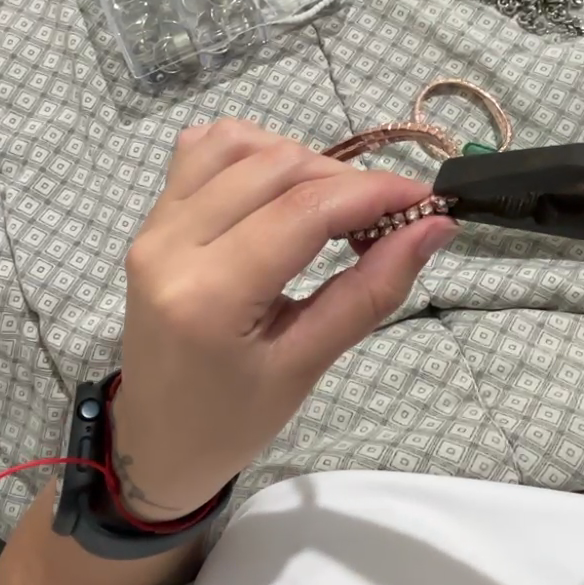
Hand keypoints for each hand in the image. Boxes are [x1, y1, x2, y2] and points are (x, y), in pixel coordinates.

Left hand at [106, 119, 457, 520]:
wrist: (154, 440)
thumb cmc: (232, 420)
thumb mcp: (308, 365)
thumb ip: (371, 291)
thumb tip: (433, 228)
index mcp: (208, 294)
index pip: (304, 210)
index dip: (373, 193)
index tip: (426, 198)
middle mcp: (171, 244)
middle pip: (276, 166)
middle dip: (345, 179)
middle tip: (385, 219)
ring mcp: (153, 226)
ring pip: (237, 144)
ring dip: (298, 159)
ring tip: (332, 206)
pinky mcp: (150, 221)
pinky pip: (199, 151)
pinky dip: (250, 152)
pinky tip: (277, 187)